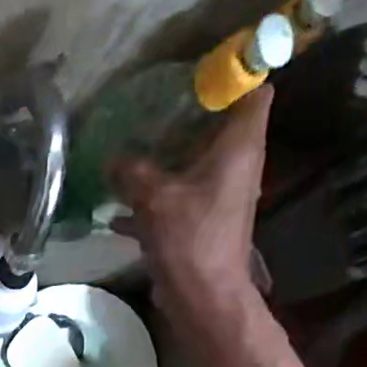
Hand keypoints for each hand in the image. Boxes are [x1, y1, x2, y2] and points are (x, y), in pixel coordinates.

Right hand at [111, 85, 273, 312]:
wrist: (202, 294)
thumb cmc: (189, 238)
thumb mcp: (154, 198)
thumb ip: (131, 172)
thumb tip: (112, 158)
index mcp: (239, 147)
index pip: (254, 93)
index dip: (235, 75)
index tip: (198, 73)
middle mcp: (237, 165)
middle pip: (220, 125)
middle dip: (187, 117)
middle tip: (151, 109)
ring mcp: (219, 193)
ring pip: (195, 162)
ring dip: (166, 157)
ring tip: (132, 150)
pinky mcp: (201, 219)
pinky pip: (177, 195)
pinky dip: (153, 196)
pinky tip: (120, 207)